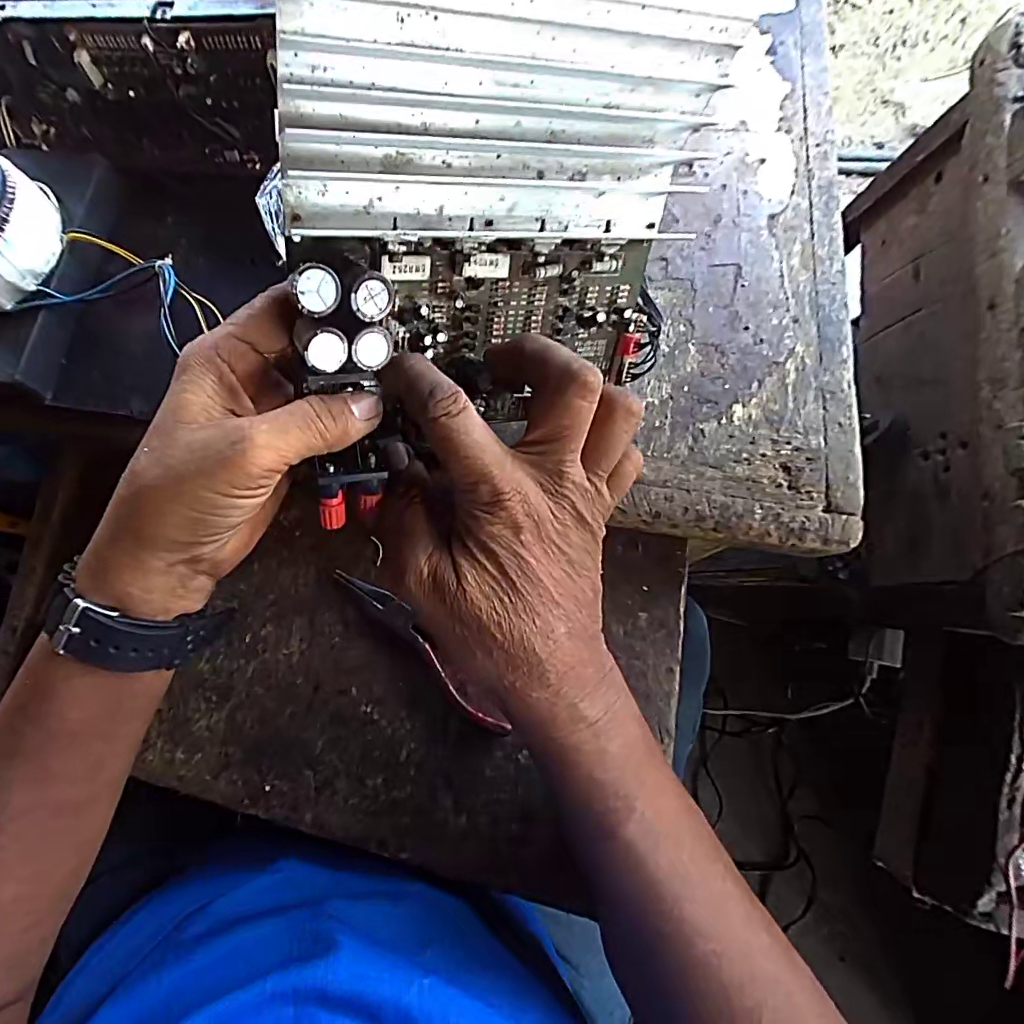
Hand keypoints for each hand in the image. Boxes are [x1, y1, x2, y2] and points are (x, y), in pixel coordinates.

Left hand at [74, 284, 381, 620]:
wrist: (168, 562)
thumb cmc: (173, 499)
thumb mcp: (245, 451)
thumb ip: (310, 423)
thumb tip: (366, 406)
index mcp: (224, 360)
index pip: (282, 309)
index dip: (325, 304)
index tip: (368, 307)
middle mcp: (251, 381)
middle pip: (312, 348)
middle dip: (350, 352)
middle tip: (387, 359)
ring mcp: (272, 417)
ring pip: (326, 390)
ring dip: (355, 394)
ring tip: (389, 394)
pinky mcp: (288, 451)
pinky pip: (330, 429)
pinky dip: (353, 431)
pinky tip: (375, 430)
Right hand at [379, 336, 643, 736]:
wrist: (552, 672)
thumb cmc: (494, 635)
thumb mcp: (423, 580)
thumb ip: (404, 515)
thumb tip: (398, 472)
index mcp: (501, 495)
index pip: (452, 411)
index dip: (418, 379)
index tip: (402, 370)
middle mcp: (554, 482)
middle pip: (572, 381)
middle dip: (532, 352)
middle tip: (497, 361)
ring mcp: (586, 493)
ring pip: (617, 408)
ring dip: (580, 383)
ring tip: (541, 387)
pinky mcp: (599, 509)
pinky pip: (625, 453)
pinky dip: (604, 432)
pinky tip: (571, 438)